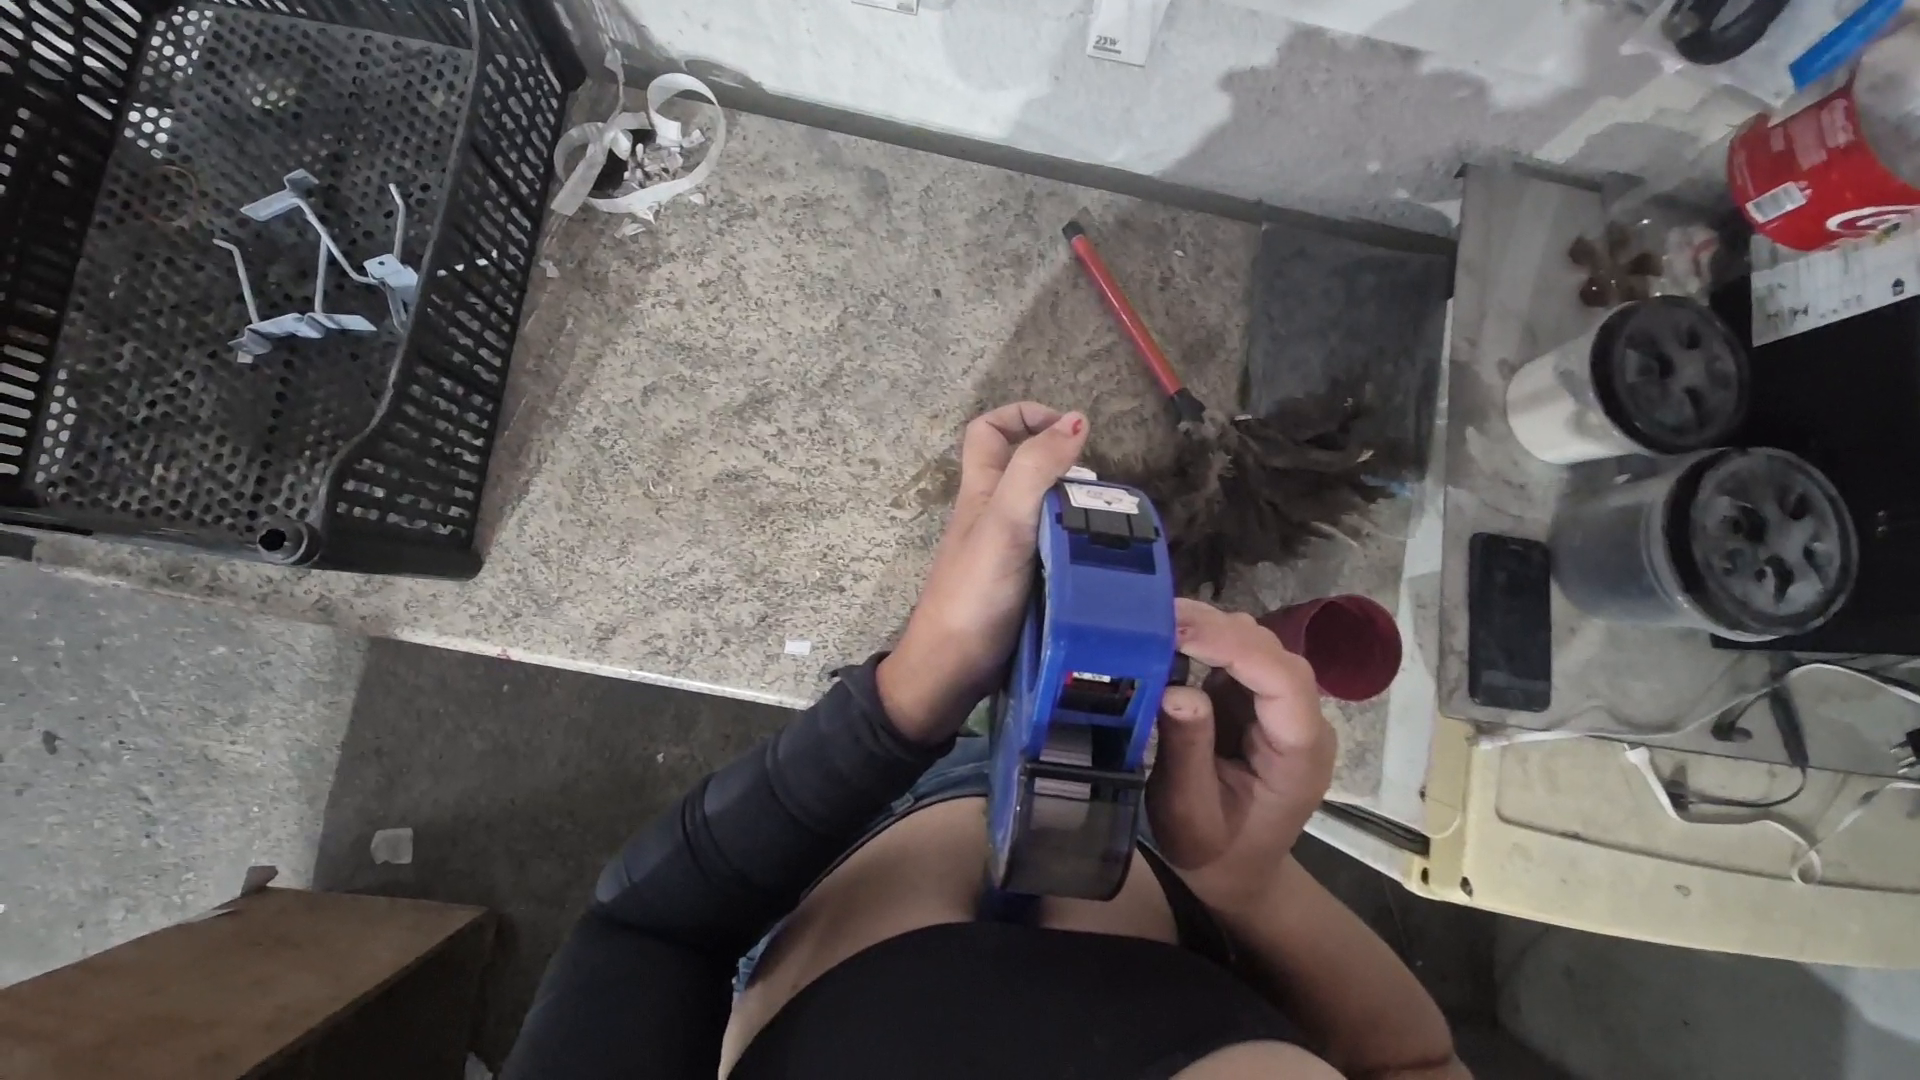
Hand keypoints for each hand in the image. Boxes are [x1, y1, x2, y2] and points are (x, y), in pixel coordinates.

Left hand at [877, 403, 1088, 742]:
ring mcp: (1007, 550)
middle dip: (1064, 467)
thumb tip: (1075, 420)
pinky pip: (1054, 550)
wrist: (953, 668)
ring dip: (1077, 510)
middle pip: (1024, 468)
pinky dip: (1077, 547)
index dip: (1022, 416)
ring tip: (1109, 529)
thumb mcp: (1005, 520)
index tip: (1067, 432)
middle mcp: (992, 514)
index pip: (988, 430)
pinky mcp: (1022, 583)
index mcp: (980, 490)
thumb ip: (1035, 470)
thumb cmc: (974, 591)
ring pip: (1043, 511)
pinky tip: (1100, 561)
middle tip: (1098, 493)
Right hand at [1148, 599, 1335, 919]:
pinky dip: (1202, 641)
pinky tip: (1168, 638)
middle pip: (1270, 654)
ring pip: (1255, 647)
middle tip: (1151, 616)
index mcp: (1299, 754)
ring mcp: (1280, 708)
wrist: (1236, 872)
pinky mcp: (1255, 702)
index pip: (1282, 681)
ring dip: (1207, 629)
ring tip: (1153, 623)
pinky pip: (1235, 657)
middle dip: (1215, 628)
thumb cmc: (1213, 852)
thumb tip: (1177, 689)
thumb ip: (1187, 752)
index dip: (1233, 646)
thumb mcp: (1189, 813)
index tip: (1178, 627)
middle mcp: (1301, 721)